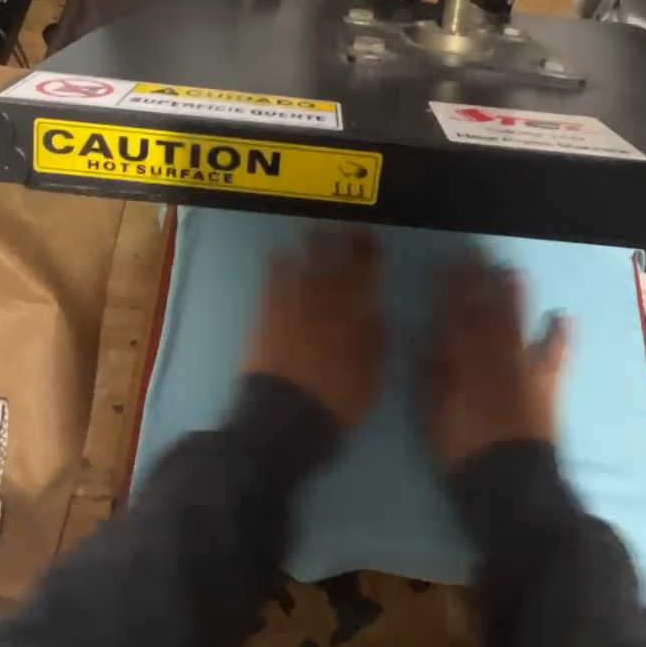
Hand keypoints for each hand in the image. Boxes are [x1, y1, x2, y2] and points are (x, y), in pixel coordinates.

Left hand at [244, 228, 384, 428]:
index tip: (368, 236)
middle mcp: (322, 308)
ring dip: (308, 249)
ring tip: (312, 230)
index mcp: (351, 322)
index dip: (366, 254)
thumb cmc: (332, 406)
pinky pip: (272, 284)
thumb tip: (378, 315)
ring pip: (302, 269)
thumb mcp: (368, 382)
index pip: (362, 279)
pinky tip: (277, 254)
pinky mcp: (266, 319)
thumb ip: (375, 345)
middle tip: (340, 225)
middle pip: (332, 266)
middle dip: (338, 244)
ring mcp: (291, 311)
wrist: (283, 421)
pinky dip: (276, 267)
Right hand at [427, 254, 570, 466]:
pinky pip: (553, 357)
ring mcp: (523, 370)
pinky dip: (558, 337)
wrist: (510, 485)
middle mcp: (494, 357)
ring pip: (517, 325)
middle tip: (478, 255)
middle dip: (481, 282)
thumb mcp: (434, 414)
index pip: (455, 316)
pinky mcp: (545, 387)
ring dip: (515, 298)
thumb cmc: (463, 450)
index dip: (451, 289)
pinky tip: (563, 317)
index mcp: (464, 362)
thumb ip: (434, 374)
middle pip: (486, 312)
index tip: (448, 264)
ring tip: (513, 272)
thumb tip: (432, 338)